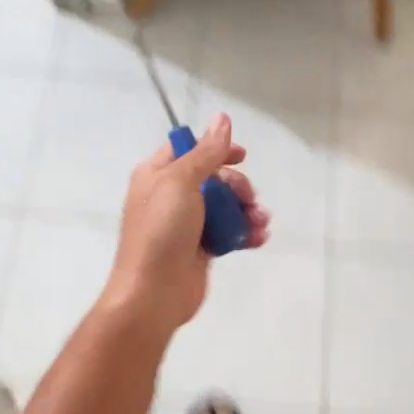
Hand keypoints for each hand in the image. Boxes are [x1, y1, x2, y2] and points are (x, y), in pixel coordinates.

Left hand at [100, 113, 270, 336]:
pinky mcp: (200, 249)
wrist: (153, 294)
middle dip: (237, 185)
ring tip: (260, 222)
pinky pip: (227, 232)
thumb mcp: (182, 182)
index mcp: (157, 174)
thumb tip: (221, 118)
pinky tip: (259, 237)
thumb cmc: (162, 231)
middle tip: (248, 198)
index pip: (188, 148)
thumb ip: (206, 152)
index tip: (241, 156)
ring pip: (224, 206)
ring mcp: (185, 224)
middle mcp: (169, 195)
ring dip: (246, 210)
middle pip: (213, 178)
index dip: (216, 148)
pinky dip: (245, 232)